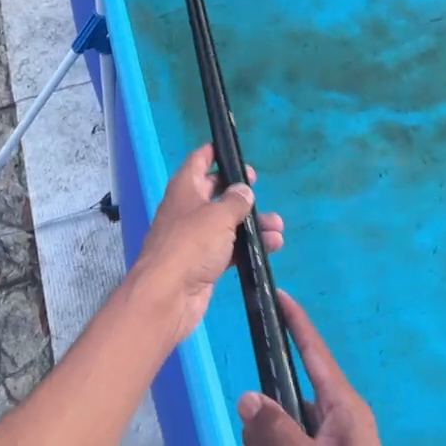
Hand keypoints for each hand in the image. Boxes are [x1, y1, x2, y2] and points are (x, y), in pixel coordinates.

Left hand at [126, 143, 284, 341]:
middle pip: (215, 191)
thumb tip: (244, 190)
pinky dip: (248, 246)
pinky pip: (230, 248)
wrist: (167, 297)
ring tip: (278, 227)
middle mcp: (188, 209)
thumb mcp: (218, 216)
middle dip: (238, 190)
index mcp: (185, 188)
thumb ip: (235, 201)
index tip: (233, 150)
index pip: (198, 161)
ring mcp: (196, 238)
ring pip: (226, 222)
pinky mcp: (204, 263)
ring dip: (251, 223)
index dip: (214, 152)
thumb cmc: (190, 245)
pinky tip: (271, 247)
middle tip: (259, 188)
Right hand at [239, 292, 378, 445]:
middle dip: (264, 406)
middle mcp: (339, 415)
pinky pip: (290, 438)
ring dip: (266, 433)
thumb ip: (277, 428)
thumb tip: (247, 398)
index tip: (278, 292)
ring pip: (285, 420)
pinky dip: (274, 442)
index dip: (296, 320)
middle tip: (250, 432)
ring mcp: (332, 438)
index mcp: (344, 404)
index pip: (315, 350)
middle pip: (289, 392)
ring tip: (257, 445)